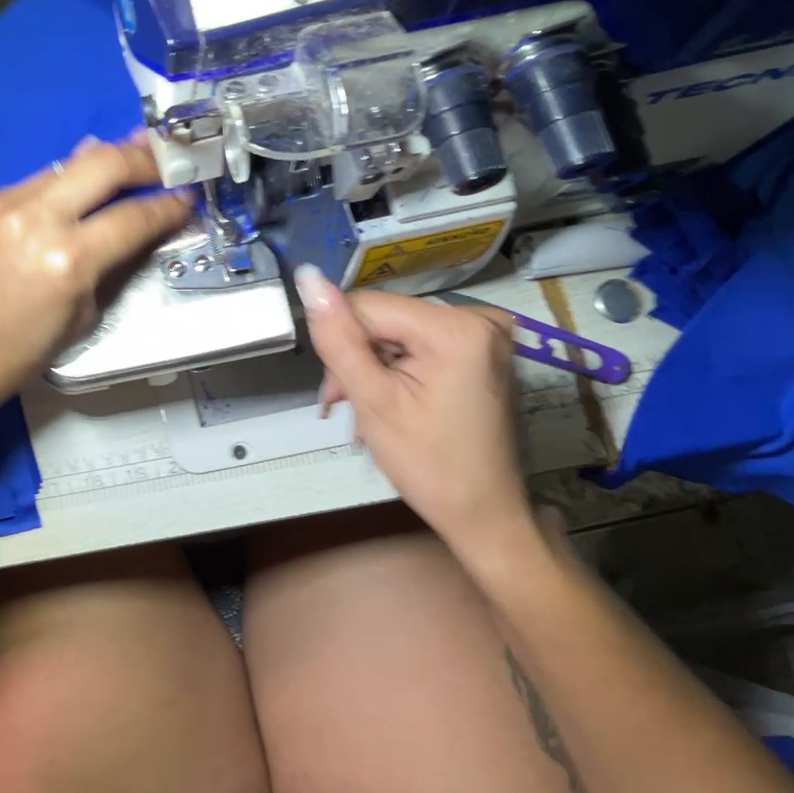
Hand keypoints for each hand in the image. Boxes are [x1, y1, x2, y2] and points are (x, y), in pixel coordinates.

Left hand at [0, 132, 192, 431]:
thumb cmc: (12, 360)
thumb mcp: (79, 322)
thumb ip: (109, 268)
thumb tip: (133, 229)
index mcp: (65, 261)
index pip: (133, 218)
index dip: (168, 205)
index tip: (186, 197)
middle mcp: (33, 220)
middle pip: (103, 163)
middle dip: (142, 159)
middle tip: (163, 162)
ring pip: (63, 166)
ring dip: (99, 164)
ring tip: (123, 164)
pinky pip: (28, 185)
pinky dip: (56, 187)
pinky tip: (66, 196)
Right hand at [295, 266, 532, 555]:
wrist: (484, 514)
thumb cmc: (428, 465)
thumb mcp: (372, 400)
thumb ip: (338, 338)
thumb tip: (308, 278)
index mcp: (457, 327)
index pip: (367, 307)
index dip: (342, 345)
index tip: (340, 394)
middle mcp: (479, 318)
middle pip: (384, 320)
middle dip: (358, 360)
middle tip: (350, 407)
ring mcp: (486, 334)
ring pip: (397, 333)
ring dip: (373, 369)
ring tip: (369, 412)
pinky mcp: (482, 350)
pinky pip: (420, 344)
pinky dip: (398, 371)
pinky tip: (393, 403)